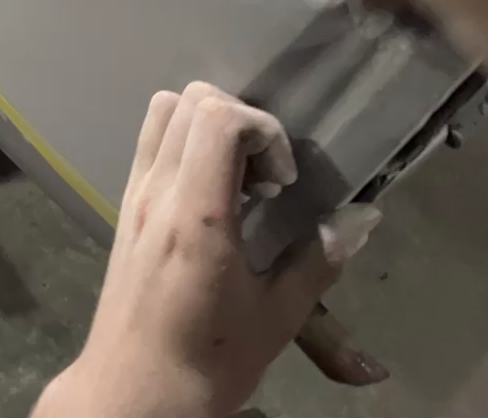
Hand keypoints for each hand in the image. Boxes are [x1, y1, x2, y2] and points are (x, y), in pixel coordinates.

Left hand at [35, 82, 380, 417]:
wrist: (132, 393)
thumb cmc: (209, 362)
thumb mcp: (276, 318)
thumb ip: (318, 260)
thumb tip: (362, 218)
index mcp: (196, 213)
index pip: (219, 117)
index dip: (264, 130)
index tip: (281, 182)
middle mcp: (158, 188)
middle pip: (192, 98)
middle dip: (241, 120)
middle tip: (263, 178)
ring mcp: (135, 189)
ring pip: (164, 108)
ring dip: (208, 122)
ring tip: (237, 176)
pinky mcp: (125, 199)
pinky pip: (152, 138)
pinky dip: (184, 137)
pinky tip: (209, 189)